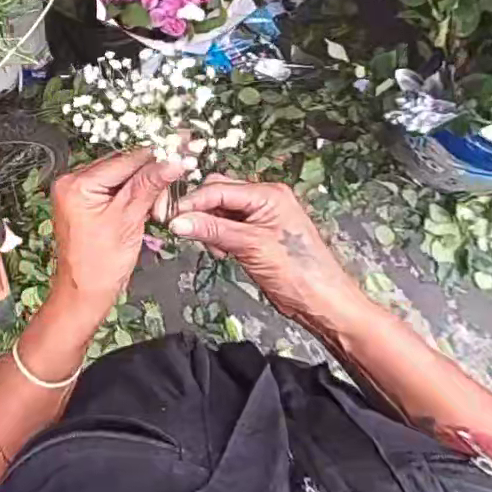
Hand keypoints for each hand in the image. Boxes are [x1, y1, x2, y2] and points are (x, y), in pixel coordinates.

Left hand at [48, 150, 182, 313]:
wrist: (83, 294)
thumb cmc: (98, 265)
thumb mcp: (128, 220)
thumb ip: (149, 186)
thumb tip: (171, 162)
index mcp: (76, 184)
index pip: (123, 160)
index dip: (155, 156)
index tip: (179, 148)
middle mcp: (71, 182)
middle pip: (121, 165)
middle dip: (150, 171)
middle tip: (179, 168)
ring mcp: (76, 192)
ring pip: (120, 176)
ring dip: (144, 184)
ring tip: (162, 199)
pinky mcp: (84, 202)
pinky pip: (113, 188)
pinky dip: (132, 194)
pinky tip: (149, 203)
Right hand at [169, 176, 362, 319]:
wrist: (323, 303)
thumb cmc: (300, 273)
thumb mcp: (250, 246)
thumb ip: (212, 230)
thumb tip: (177, 222)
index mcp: (268, 193)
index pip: (218, 188)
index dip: (192, 202)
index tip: (169, 216)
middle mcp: (263, 199)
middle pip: (216, 194)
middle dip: (199, 211)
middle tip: (182, 229)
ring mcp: (259, 217)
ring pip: (218, 210)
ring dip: (206, 226)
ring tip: (211, 246)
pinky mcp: (254, 234)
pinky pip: (225, 226)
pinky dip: (215, 236)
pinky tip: (218, 250)